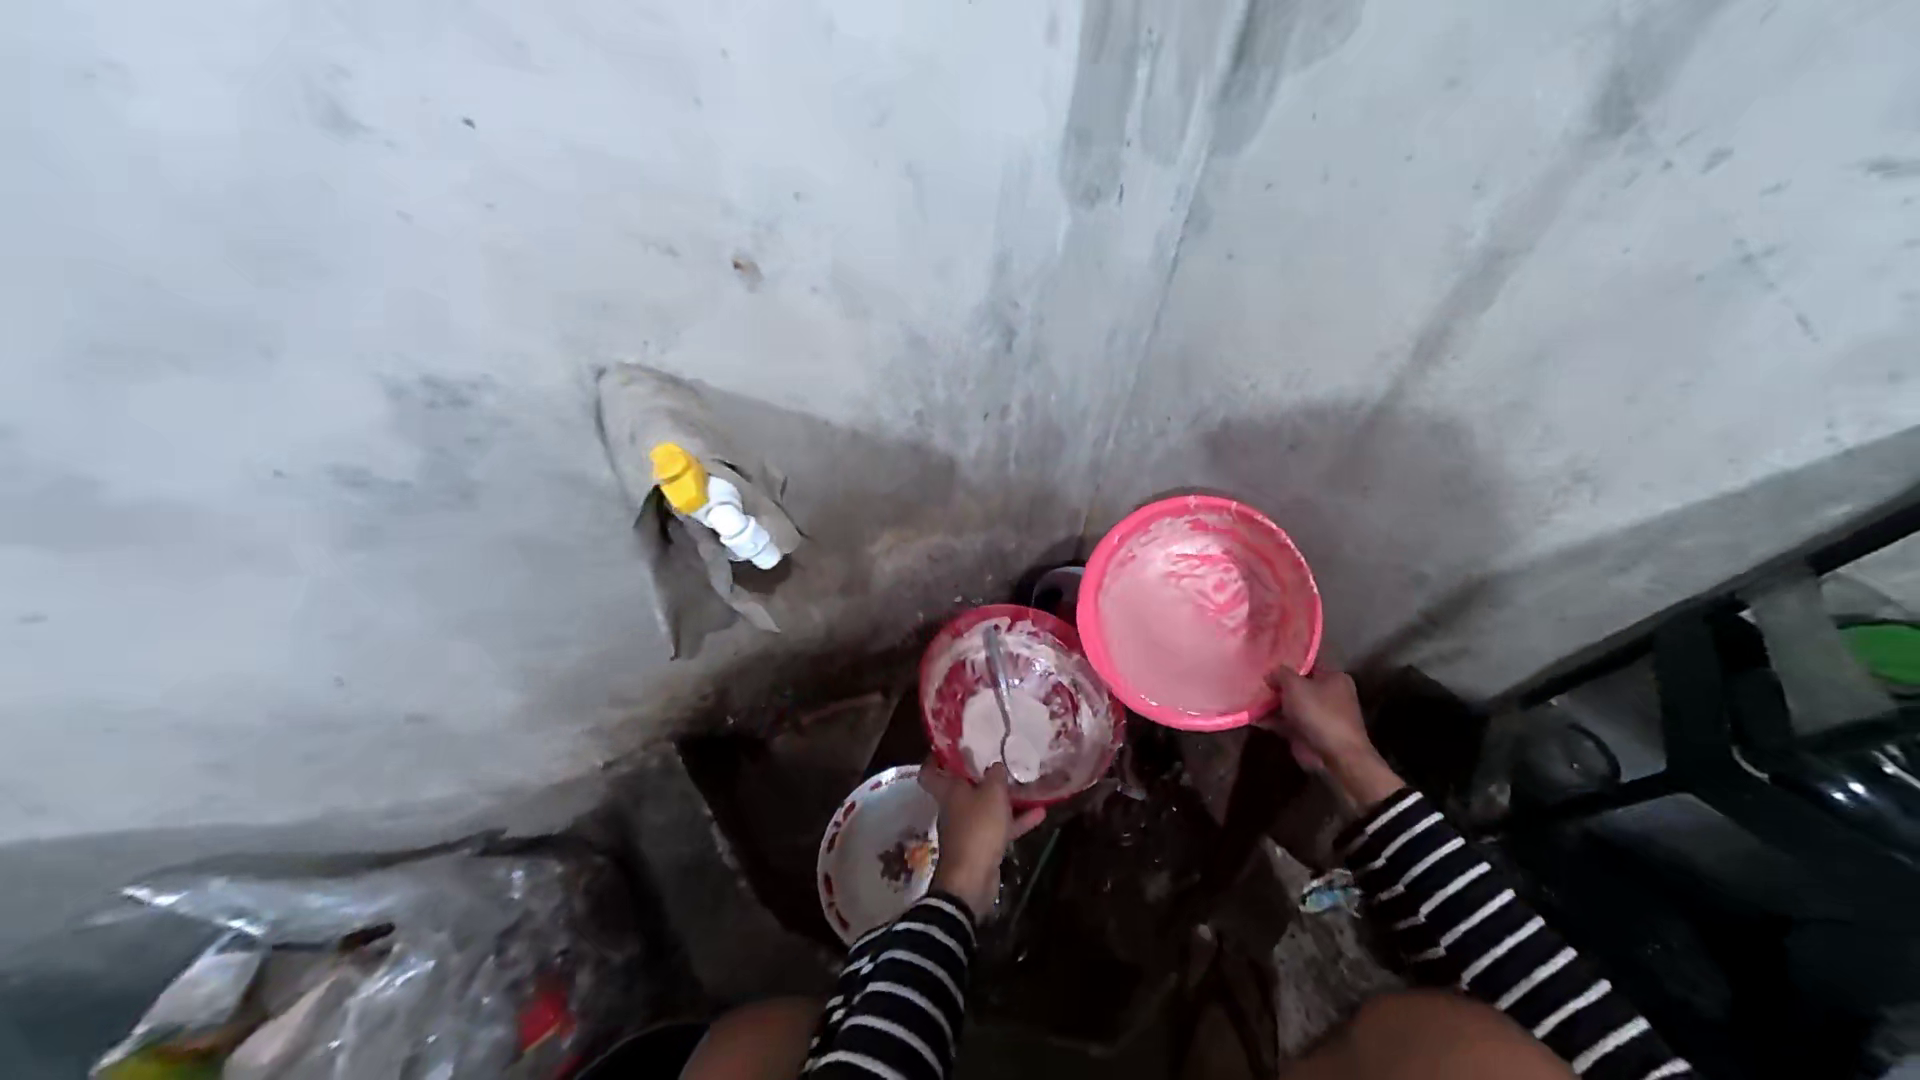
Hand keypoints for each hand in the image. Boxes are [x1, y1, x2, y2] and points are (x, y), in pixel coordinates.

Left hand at [919, 761, 1046, 916]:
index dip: (936, 758)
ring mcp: (968, 828)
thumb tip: (994, 764)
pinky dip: (1017, 821)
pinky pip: (1000, 827)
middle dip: (980, 775)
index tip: (950, 747)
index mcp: (948, 790)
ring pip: (985, 807)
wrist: (972, 879)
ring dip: (1005, 798)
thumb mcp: (992, 794)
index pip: (930, 771)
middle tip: (998, 760)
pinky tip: (1040, 813)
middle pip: (962, 787)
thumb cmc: (977, 827)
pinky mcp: (982, 846)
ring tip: (1026, 784)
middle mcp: (954, 807)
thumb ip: (995, 775)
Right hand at [1259, 666, 1403, 809]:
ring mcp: (1318, 715)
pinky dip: (1270, 719)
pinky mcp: (1308, 732)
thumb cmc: (1319, 712)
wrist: (1335, 755)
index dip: (1287, 660)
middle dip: (1276, 684)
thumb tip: (1270, 673)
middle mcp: (1329, 694)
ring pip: (1289, 704)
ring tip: (1246, 696)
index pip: (1308, 663)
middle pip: (1296, 684)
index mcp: (1334, 678)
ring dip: (1270, 703)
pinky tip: (1251, 716)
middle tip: (1253, 679)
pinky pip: (1285, 721)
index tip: (1265, 659)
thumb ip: (1280, 673)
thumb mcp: (1295, 685)